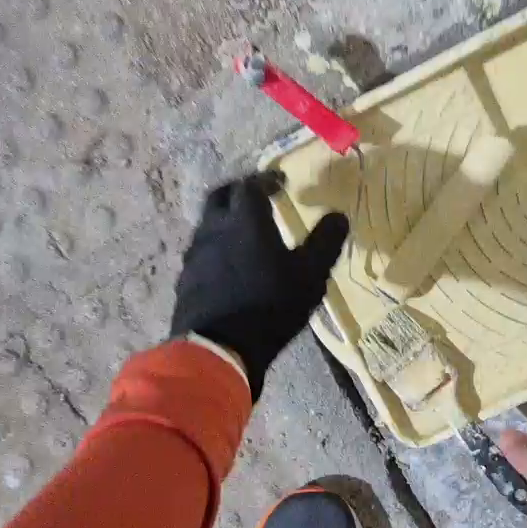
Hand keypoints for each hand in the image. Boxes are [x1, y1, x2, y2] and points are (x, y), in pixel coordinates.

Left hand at [171, 171, 348, 399]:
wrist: (219, 347)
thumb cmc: (271, 306)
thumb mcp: (310, 275)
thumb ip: (325, 242)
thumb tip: (340, 216)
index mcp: (245, 219)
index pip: (251, 184)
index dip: (266, 179)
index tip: (281, 183)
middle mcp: (214, 228)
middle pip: (222, 195)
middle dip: (240, 191)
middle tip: (258, 197)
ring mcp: (196, 253)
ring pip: (208, 222)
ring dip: (226, 219)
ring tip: (245, 232)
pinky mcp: (186, 277)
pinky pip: (202, 250)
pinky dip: (217, 245)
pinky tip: (229, 264)